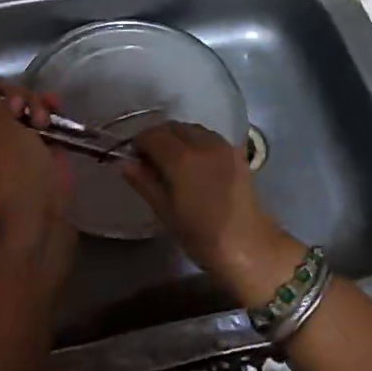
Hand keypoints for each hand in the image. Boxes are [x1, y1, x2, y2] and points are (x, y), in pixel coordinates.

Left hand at [0, 67, 73, 261]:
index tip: (3, 95)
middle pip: (2, 98)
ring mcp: (16, 140)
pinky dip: (50, 114)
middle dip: (18, 98)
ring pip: (25, 107)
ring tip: (46, 119)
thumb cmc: (13, 166)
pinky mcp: (40, 146)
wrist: (43, 206)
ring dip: (37, 105)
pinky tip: (57, 115)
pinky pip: (43, 119)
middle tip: (24, 110)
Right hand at [121, 122, 301, 307]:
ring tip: (174, 163)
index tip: (135, 159)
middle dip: (158, 137)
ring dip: (178, 137)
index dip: (139, 143)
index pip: (153, 135)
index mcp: (182, 159)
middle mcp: (204, 144)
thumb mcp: (165, 211)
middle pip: (173, 127)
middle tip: (151, 161)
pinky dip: (197, 142)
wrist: (247, 244)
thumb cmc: (201, 235)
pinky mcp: (237, 152)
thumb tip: (124, 163)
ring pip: (193, 129)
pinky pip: (210, 137)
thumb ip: (144, 182)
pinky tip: (195, 164)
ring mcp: (223, 146)